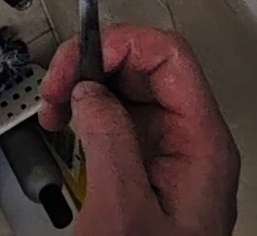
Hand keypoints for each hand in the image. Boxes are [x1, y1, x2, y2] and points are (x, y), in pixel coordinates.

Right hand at [40, 25, 238, 235]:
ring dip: (83, 82)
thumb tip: (91, 88)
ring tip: (54, 104)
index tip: (82, 61)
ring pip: (125, 81)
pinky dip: (82, 104)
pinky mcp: (140, 158)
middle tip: (58, 85)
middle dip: (93, 63)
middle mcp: (187, 138)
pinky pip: (113, 108)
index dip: (124, 45)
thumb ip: (109, 140)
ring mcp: (164, 147)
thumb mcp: (124, 212)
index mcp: (201, 145)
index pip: (170, 57)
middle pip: (144, 62)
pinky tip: (63, 119)